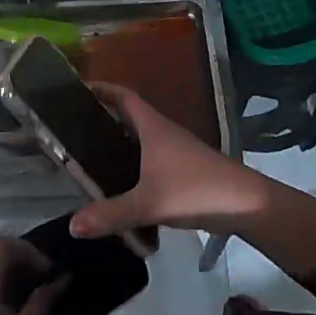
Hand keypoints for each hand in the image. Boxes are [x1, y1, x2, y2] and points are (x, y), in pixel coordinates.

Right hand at [69, 83, 273, 238]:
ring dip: (117, 139)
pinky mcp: (183, 167)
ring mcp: (176, 149)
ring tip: (86, 152)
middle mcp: (164, 132)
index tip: (76, 89)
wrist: (244, 202)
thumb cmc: (195, 191)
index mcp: (155, 128)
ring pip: (140, 137)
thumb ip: (110, 214)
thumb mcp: (148, 204)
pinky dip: (131, 161)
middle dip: (102, 116)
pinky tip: (118, 180)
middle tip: (71, 126)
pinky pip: (150, 156)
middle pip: (130, 115)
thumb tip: (72, 225)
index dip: (102, 89)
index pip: (125, 97)